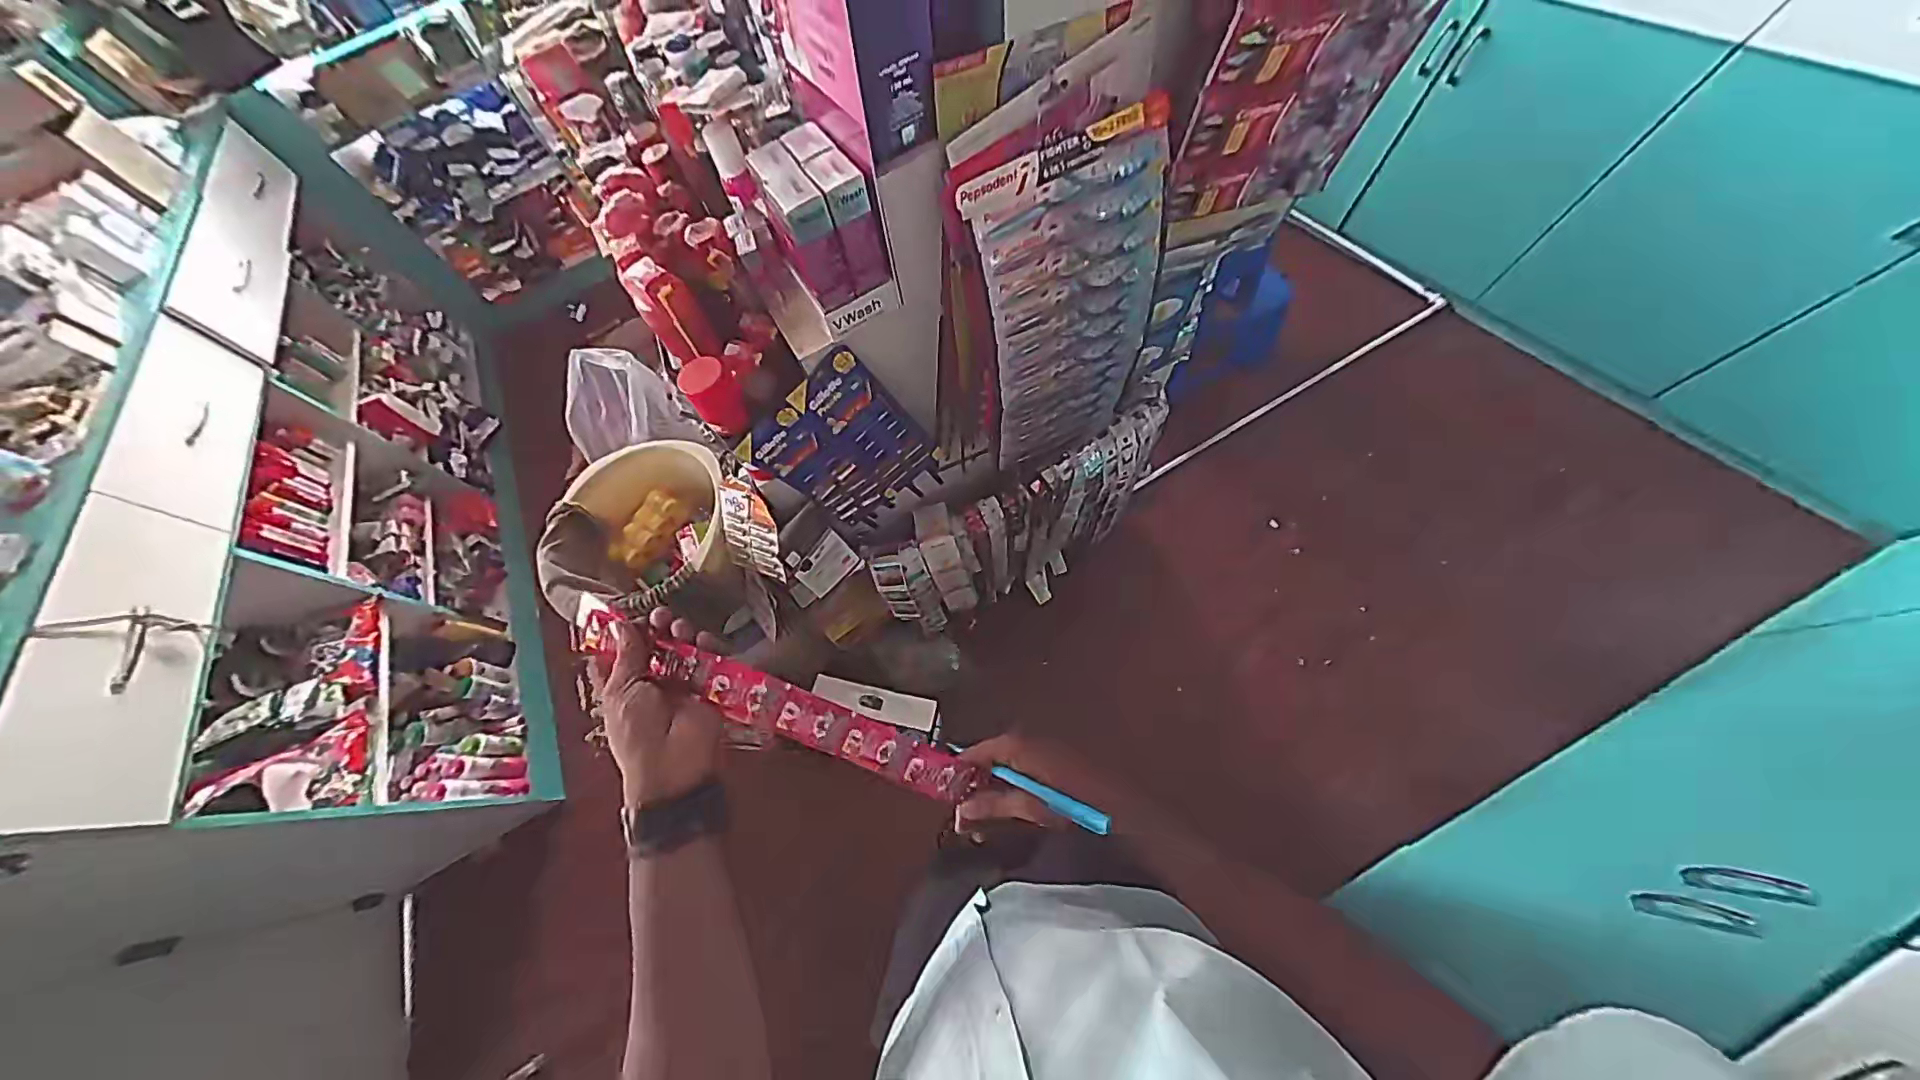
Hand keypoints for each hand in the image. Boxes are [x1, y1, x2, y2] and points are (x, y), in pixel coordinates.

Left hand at [593, 608, 728, 808]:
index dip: (629, 632)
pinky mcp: (710, 687)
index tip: (633, 614)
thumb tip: (620, 624)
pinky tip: (702, 640)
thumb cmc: (637, 732)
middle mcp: (655, 683)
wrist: (675, 765)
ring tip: (680, 628)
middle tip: (661, 616)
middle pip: (658, 646)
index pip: (626, 652)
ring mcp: (684, 685)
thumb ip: (626, 656)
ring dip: (681, 634)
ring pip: (685, 649)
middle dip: (658, 628)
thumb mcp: (622, 691)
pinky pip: (711, 660)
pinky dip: (708, 646)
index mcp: (626, 686)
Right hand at [954, 733, 1117, 838]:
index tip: (949, 785)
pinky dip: (1018, 776)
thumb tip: (963, 810)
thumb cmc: (1082, 805)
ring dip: (999, 778)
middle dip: (980, 776)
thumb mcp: (1035, 809)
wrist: (1130, 804)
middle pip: (996, 752)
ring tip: (988, 804)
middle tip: (965, 802)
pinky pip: (1030, 759)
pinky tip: (1018, 797)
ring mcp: (1051, 743)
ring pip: (1013, 757)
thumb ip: (998, 806)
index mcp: (1024, 746)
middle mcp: (1035, 736)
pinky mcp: (1064, 753)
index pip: (982, 750)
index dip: (964, 767)